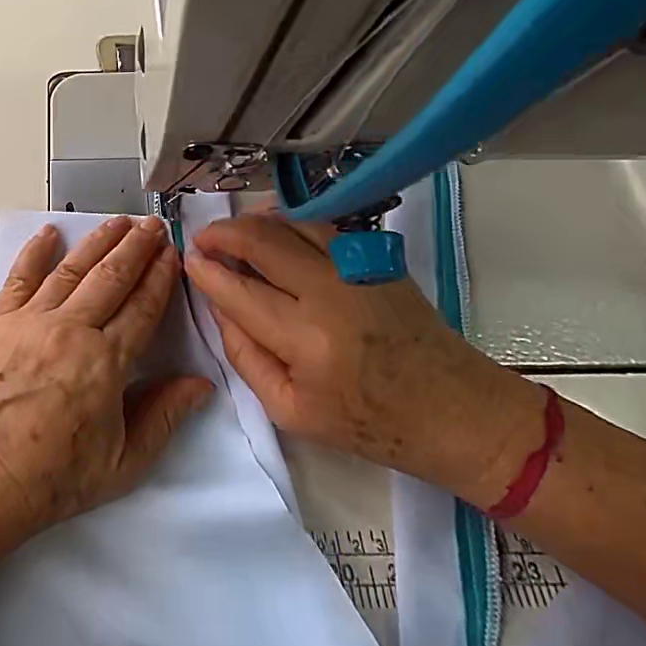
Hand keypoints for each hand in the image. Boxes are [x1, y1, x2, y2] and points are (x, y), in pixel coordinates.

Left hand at [0, 216, 213, 598]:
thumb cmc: (52, 475)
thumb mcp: (123, 462)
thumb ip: (163, 416)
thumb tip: (200, 384)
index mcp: (105, 363)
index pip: (142, 308)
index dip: (160, 278)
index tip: (172, 255)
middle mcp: (70, 331)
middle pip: (110, 278)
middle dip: (135, 248)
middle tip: (152, 226)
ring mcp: (30, 322)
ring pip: (70, 271)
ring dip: (96, 243)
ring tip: (117, 223)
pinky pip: (19, 279)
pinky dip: (35, 253)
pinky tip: (49, 234)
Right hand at [183, 213, 543, 506]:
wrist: (459, 414)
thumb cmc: (368, 424)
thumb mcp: (287, 409)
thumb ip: (244, 354)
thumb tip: (219, 306)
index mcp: (306, 340)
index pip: (238, 290)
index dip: (205, 271)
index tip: (186, 261)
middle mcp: (331, 295)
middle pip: (262, 241)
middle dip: (222, 234)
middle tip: (202, 240)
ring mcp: (359, 271)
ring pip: (291, 224)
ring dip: (254, 222)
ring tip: (231, 233)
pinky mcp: (379, 263)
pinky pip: (322, 227)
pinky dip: (289, 222)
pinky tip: (272, 230)